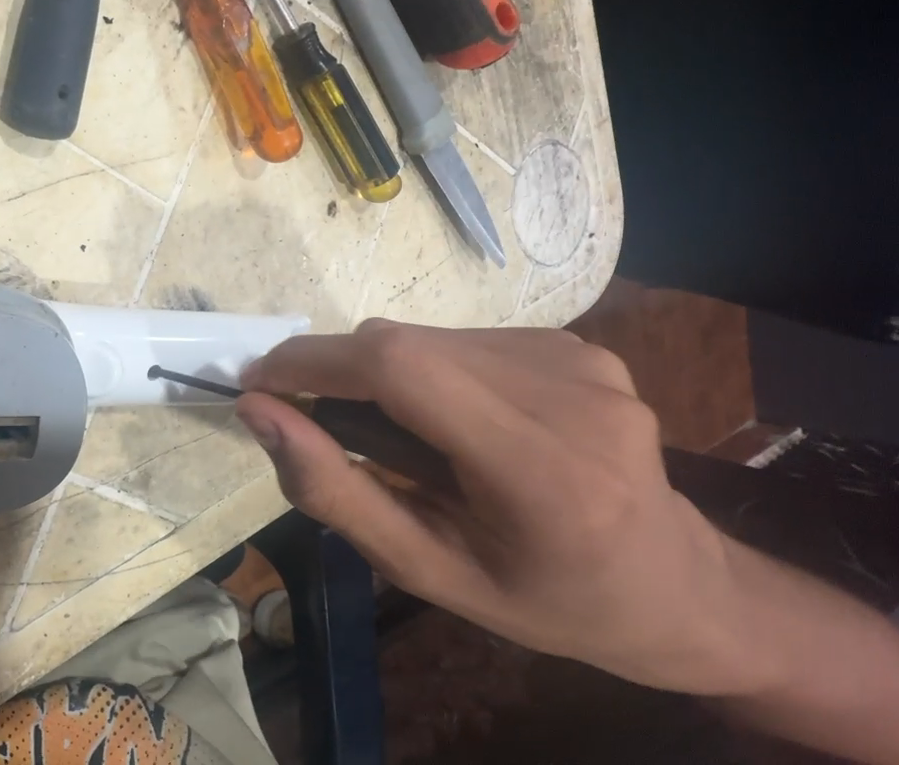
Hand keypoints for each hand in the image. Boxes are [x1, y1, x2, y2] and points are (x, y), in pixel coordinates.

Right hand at [236, 320, 763, 694]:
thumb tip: (258, 410)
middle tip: (318, 422)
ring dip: (381, 374)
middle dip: (336, 371)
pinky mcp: (582, 346)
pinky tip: (452, 418)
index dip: (312, 362)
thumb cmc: (545, 601)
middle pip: (403, 345)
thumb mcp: (424, 571)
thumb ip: (332, 490)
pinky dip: (426, 370)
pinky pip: (461, 338)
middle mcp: (572, 397)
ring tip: (401, 435)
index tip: (259, 383)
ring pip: (424, 336)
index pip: (400, 371)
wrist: (680, 591)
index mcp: (541, 471)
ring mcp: (585, 363)